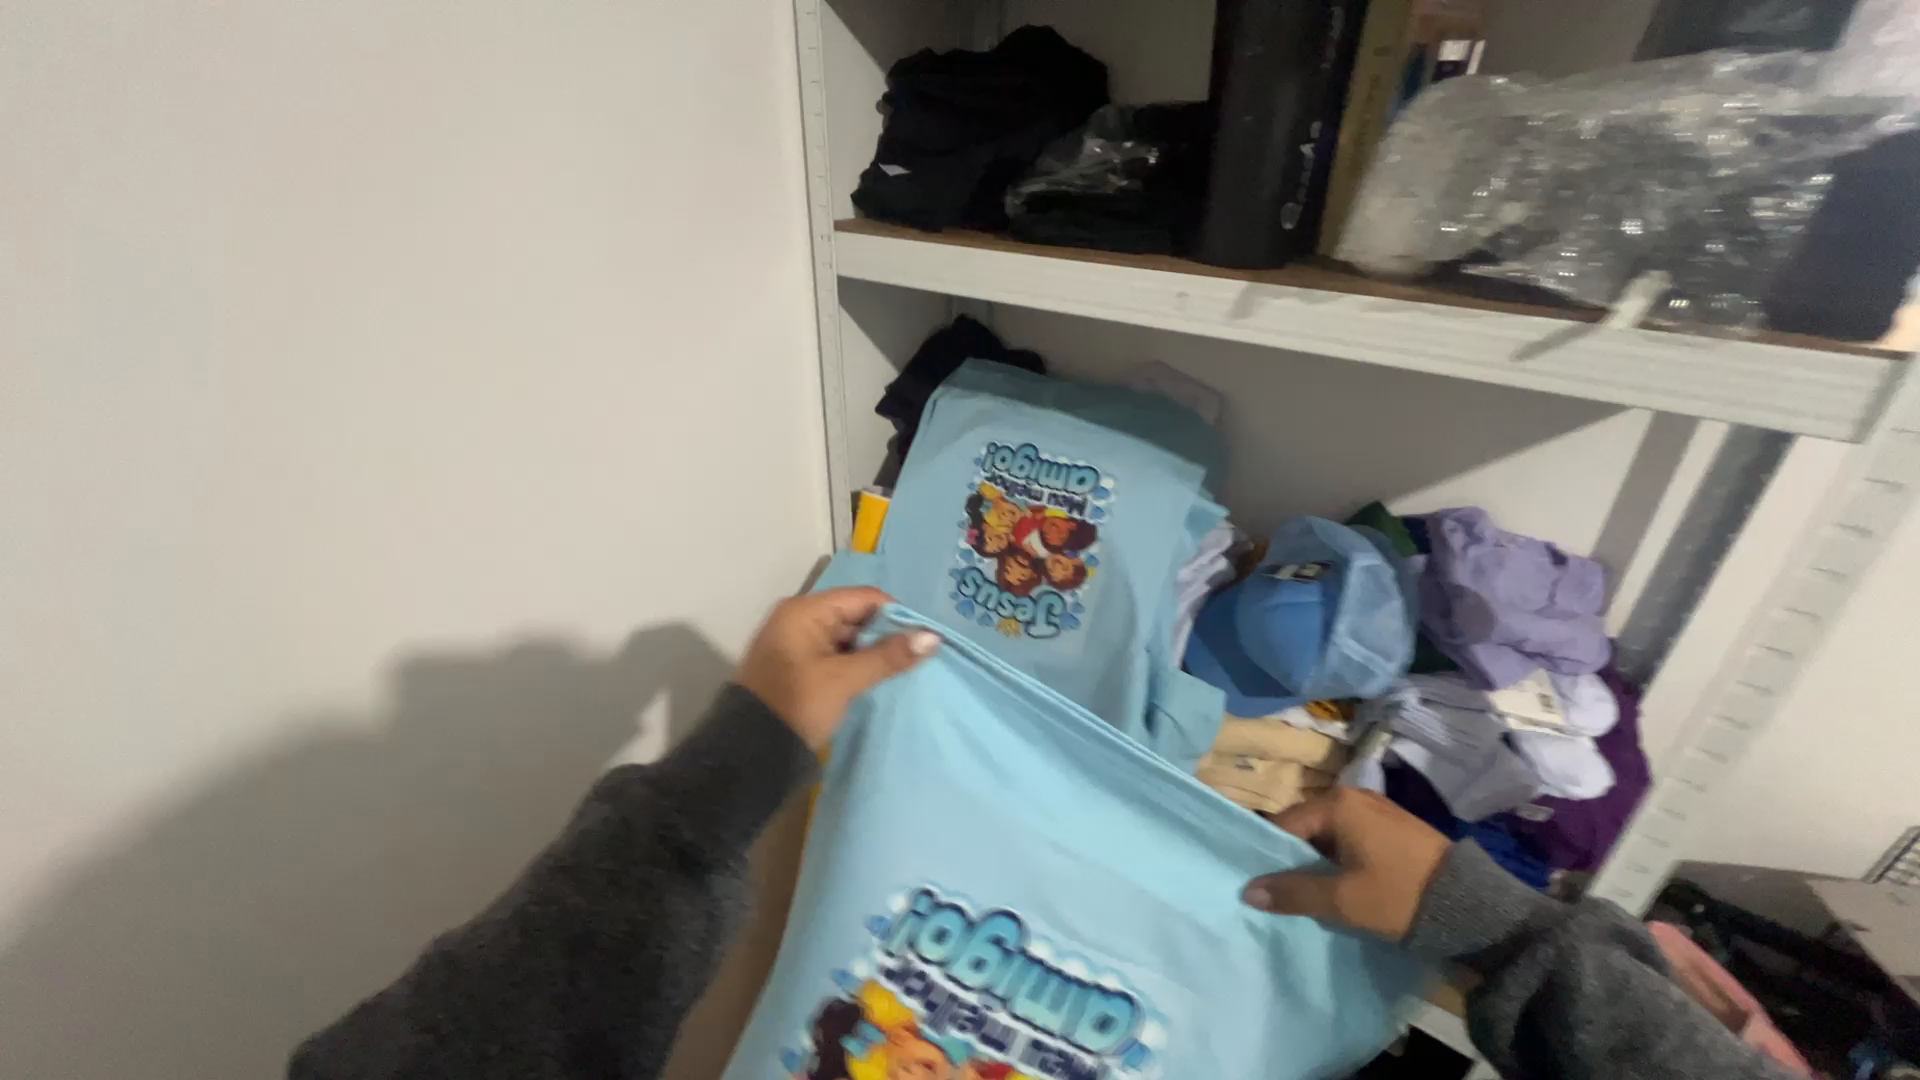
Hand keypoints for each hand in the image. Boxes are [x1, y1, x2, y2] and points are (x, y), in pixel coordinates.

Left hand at [735, 587, 940, 749]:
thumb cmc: (797, 705)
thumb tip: (932, 637)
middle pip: (856, 615)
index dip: (896, 615)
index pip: (864, 598)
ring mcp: (797, 641)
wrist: (748, 754)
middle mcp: (799, 617)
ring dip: (872, 651)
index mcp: (806, 610)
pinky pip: (836, 653)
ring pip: (847, 636)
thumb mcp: (844, 680)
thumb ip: (888, 656)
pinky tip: (875, 678)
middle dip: (886, 634)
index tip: (922, 639)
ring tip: (900, 669)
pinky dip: (855, 663)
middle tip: (915, 658)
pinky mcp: (798, 664)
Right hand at [1241, 788, 1451, 941]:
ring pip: (1331, 834)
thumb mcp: (1342, 900)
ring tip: (1319, 892)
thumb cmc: (1400, 896)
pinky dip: (1344, 858)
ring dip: (1321, 860)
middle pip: (1306, 827)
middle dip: (1297, 858)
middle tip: (1291, 892)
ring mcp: (1378, 809)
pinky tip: (1349, 884)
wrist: (1476, 908)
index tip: (1266, 884)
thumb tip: (1248, 891)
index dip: (1271, 855)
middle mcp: (1353, 796)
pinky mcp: (1396, 826)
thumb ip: (1293, 893)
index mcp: (1336, 804)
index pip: (1284, 824)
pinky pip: (1353, 837)